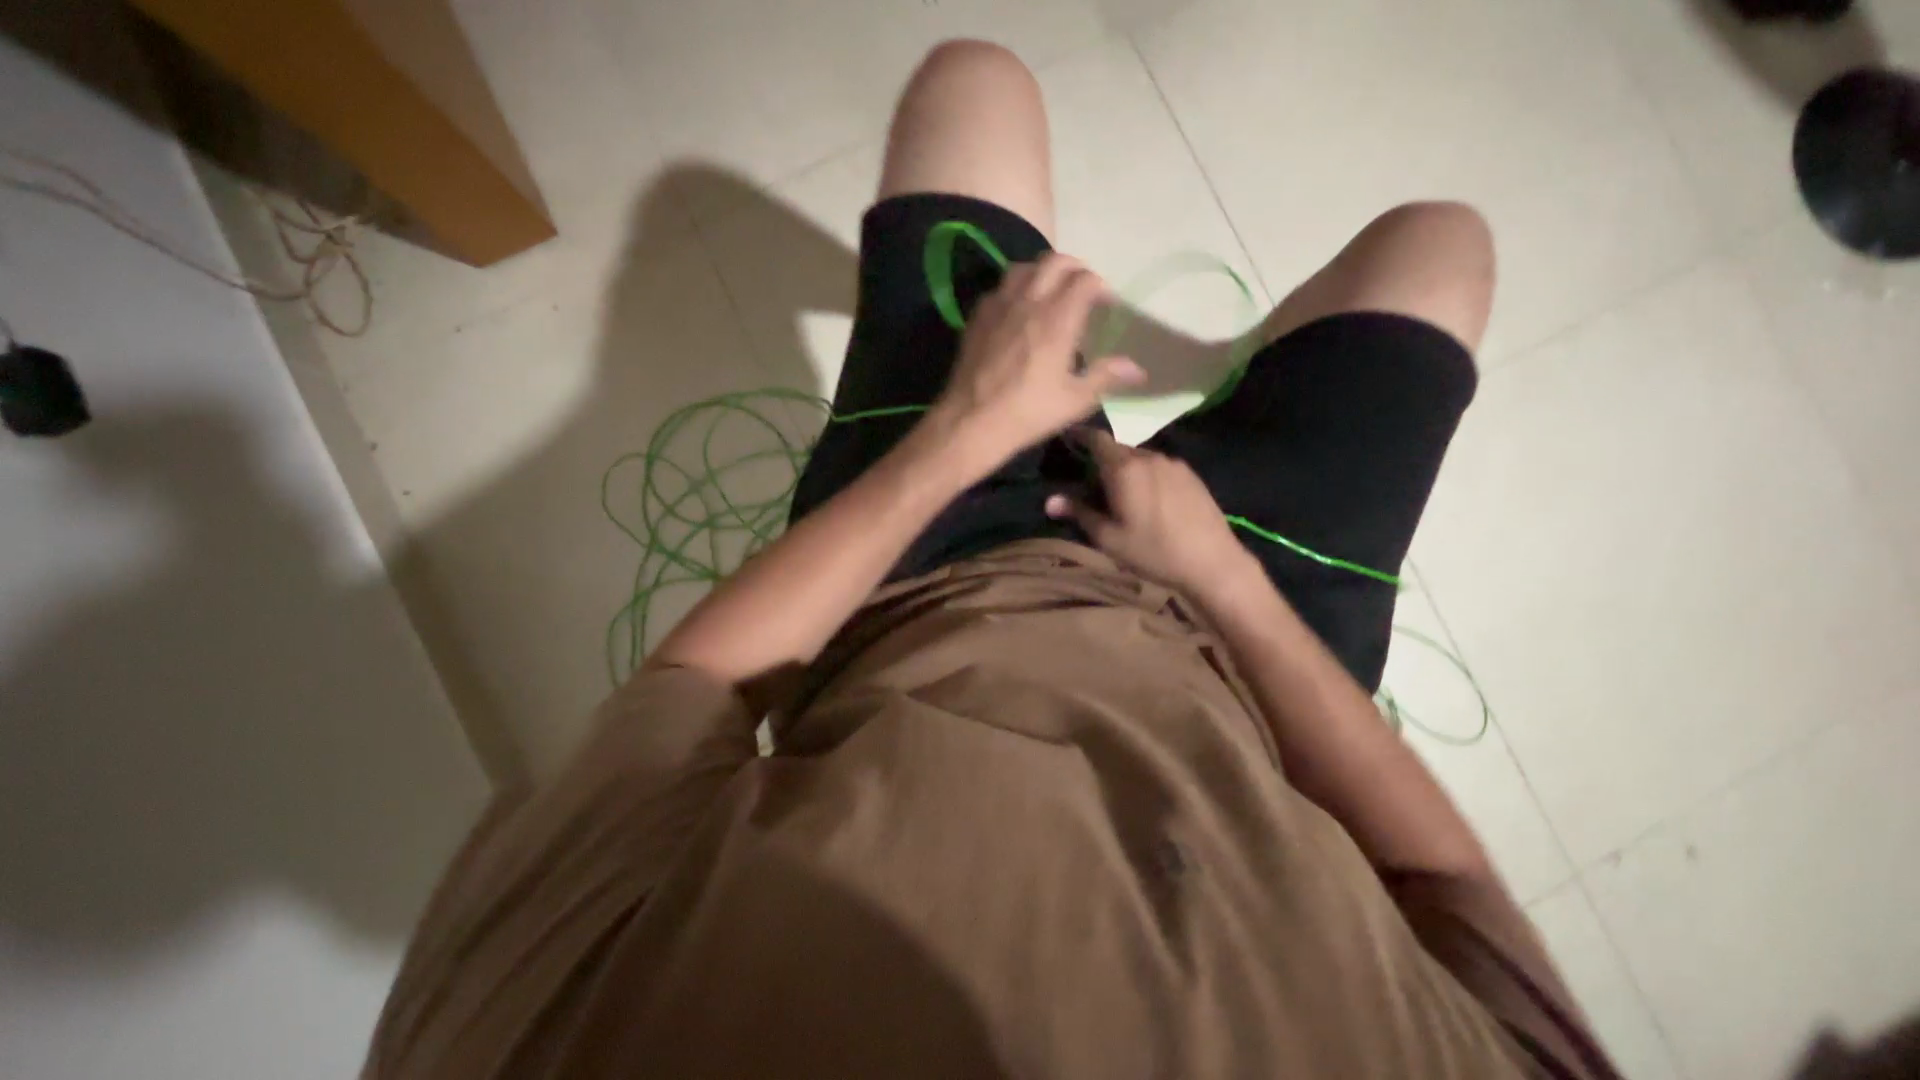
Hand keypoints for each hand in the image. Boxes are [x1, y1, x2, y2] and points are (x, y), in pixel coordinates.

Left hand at [929, 253, 1145, 466]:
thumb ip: (1106, 377)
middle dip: (1075, 269)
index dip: (1101, 287)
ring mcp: (999, 306)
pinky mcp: (977, 317)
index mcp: (1058, 318)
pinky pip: (1000, 288)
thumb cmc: (1028, 412)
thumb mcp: (1075, 400)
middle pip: (1055, 262)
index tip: (1107, 305)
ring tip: (1050, 294)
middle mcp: (1029, 301)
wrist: (971, 422)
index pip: (1085, 280)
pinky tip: (1018, 312)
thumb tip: (1137, 369)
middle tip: (1082, 291)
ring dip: (1042, 273)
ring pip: (1024, 268)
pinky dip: (1015, 290)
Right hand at [1046, 428, 1255, 597]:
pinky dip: (1148, 476)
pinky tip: (1150, 501)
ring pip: (1141, 459)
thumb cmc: (1153, 551)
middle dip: (1102, 461)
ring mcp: (1174, 464)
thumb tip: (1049, 500)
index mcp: (1124, 468)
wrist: (1212, 562)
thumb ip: (1079, 513)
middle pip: (1118, 449)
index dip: (1080, 436)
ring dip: (1127, 470)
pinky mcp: (1191, 476)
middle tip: (1090, 482)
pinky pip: (1160, 468)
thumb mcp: (1109, 538)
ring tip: (1121, 495)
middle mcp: (1149, 457)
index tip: (1067, 440)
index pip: (1097, 439)